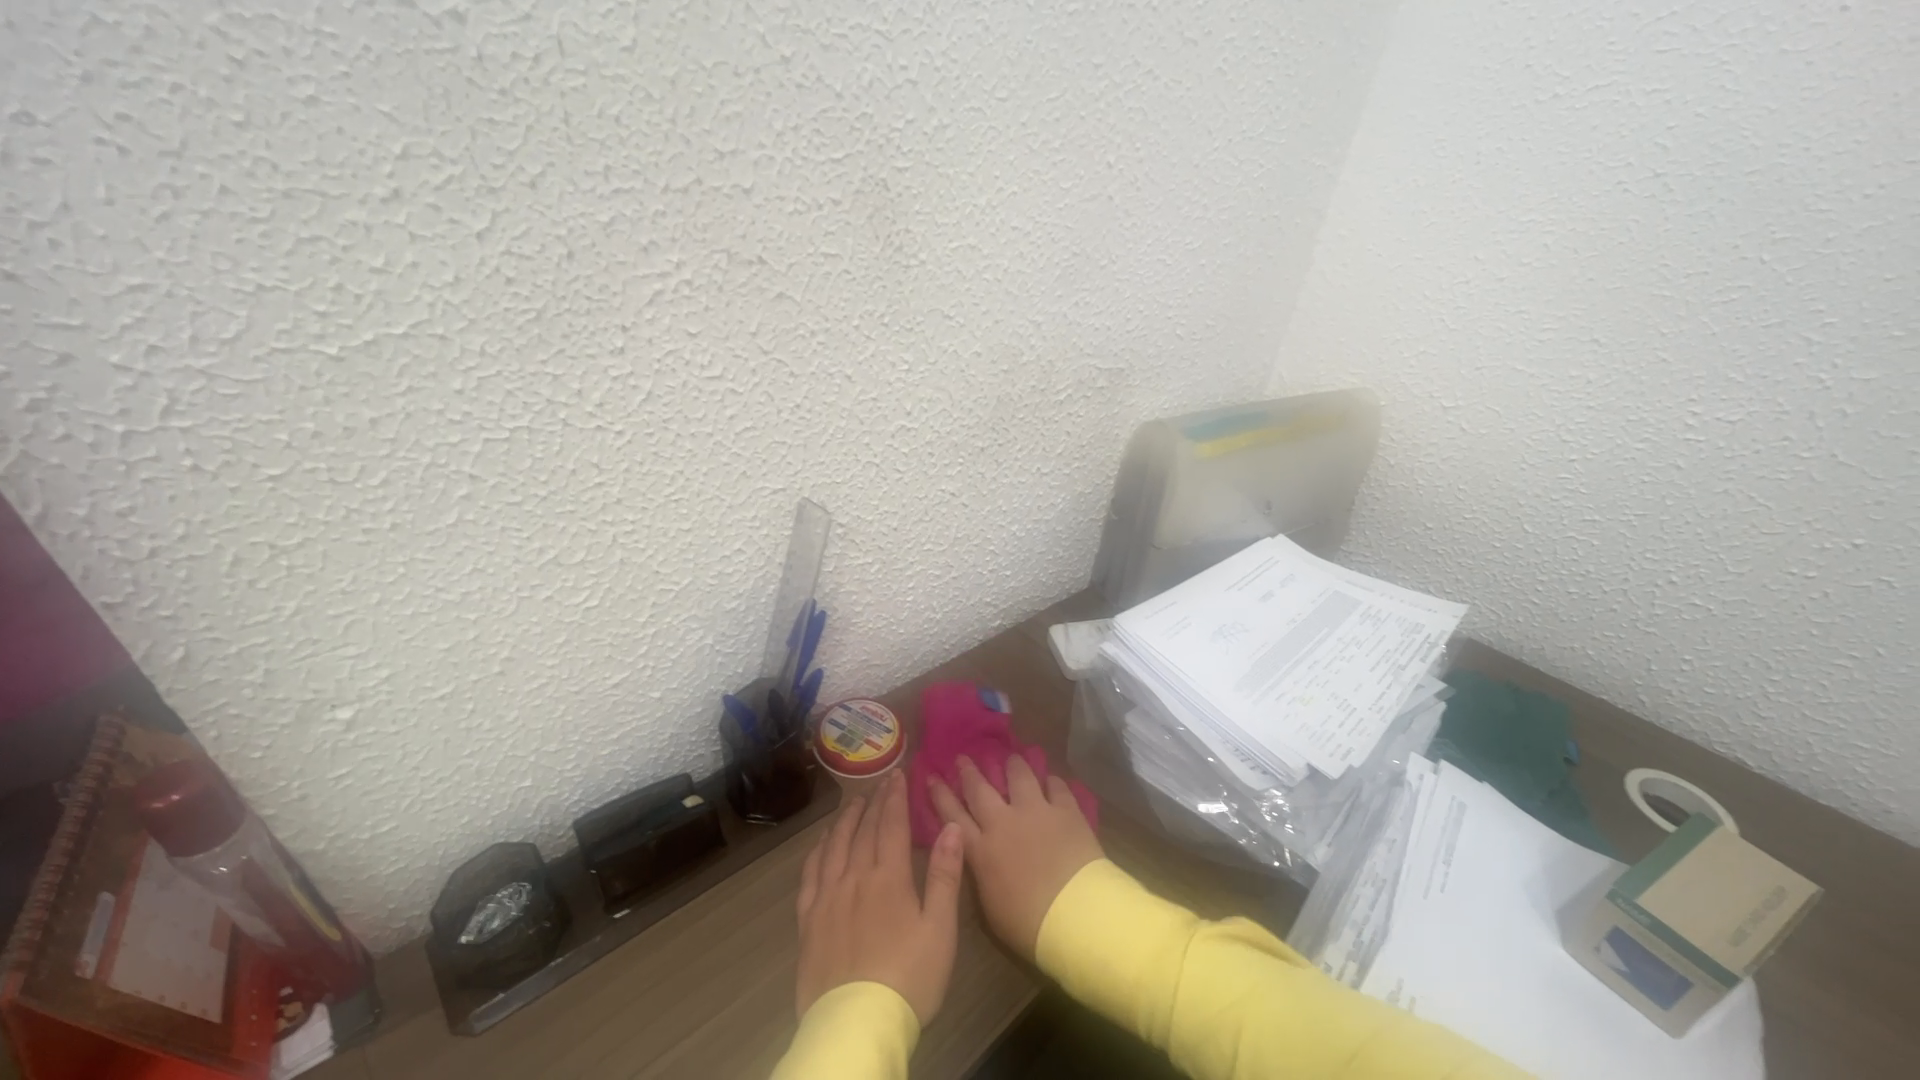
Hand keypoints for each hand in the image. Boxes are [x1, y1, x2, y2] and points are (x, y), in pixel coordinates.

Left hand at [796, 771, 964, 1025]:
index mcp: (888, 878)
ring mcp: (826, 898)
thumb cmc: (910, 978)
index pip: (891, 825)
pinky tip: (822, 846)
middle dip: (873, 803)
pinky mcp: (808, 921)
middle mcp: (853, 878)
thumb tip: (951, 827)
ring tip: (851, 805)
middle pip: (863, 831)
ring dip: (844, 821)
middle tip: (879, 783)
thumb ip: (944, 875)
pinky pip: (809, 874)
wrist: (857, 1022)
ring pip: (834, 846)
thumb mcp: (940, 929)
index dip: (895, 798)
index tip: (897, 776)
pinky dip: (817, 852)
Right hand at [927, 754, 1103, 960]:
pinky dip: (1051, 781)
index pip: (952, 816)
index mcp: (980, 850)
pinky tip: (1051, 778)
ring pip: (1019, 777)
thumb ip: (982, 875)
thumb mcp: (990, 907)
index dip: (941, 795)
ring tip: (1011, 758)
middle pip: (981, 790)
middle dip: (969, 772)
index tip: (931, 777)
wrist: (1074, 914)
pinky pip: (1056, 787)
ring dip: (1012, 766)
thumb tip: (983, 861)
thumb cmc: (1028, 924)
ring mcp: (1036, 812)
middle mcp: (1003, 823)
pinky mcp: (1066, 811)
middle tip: (963, 757)